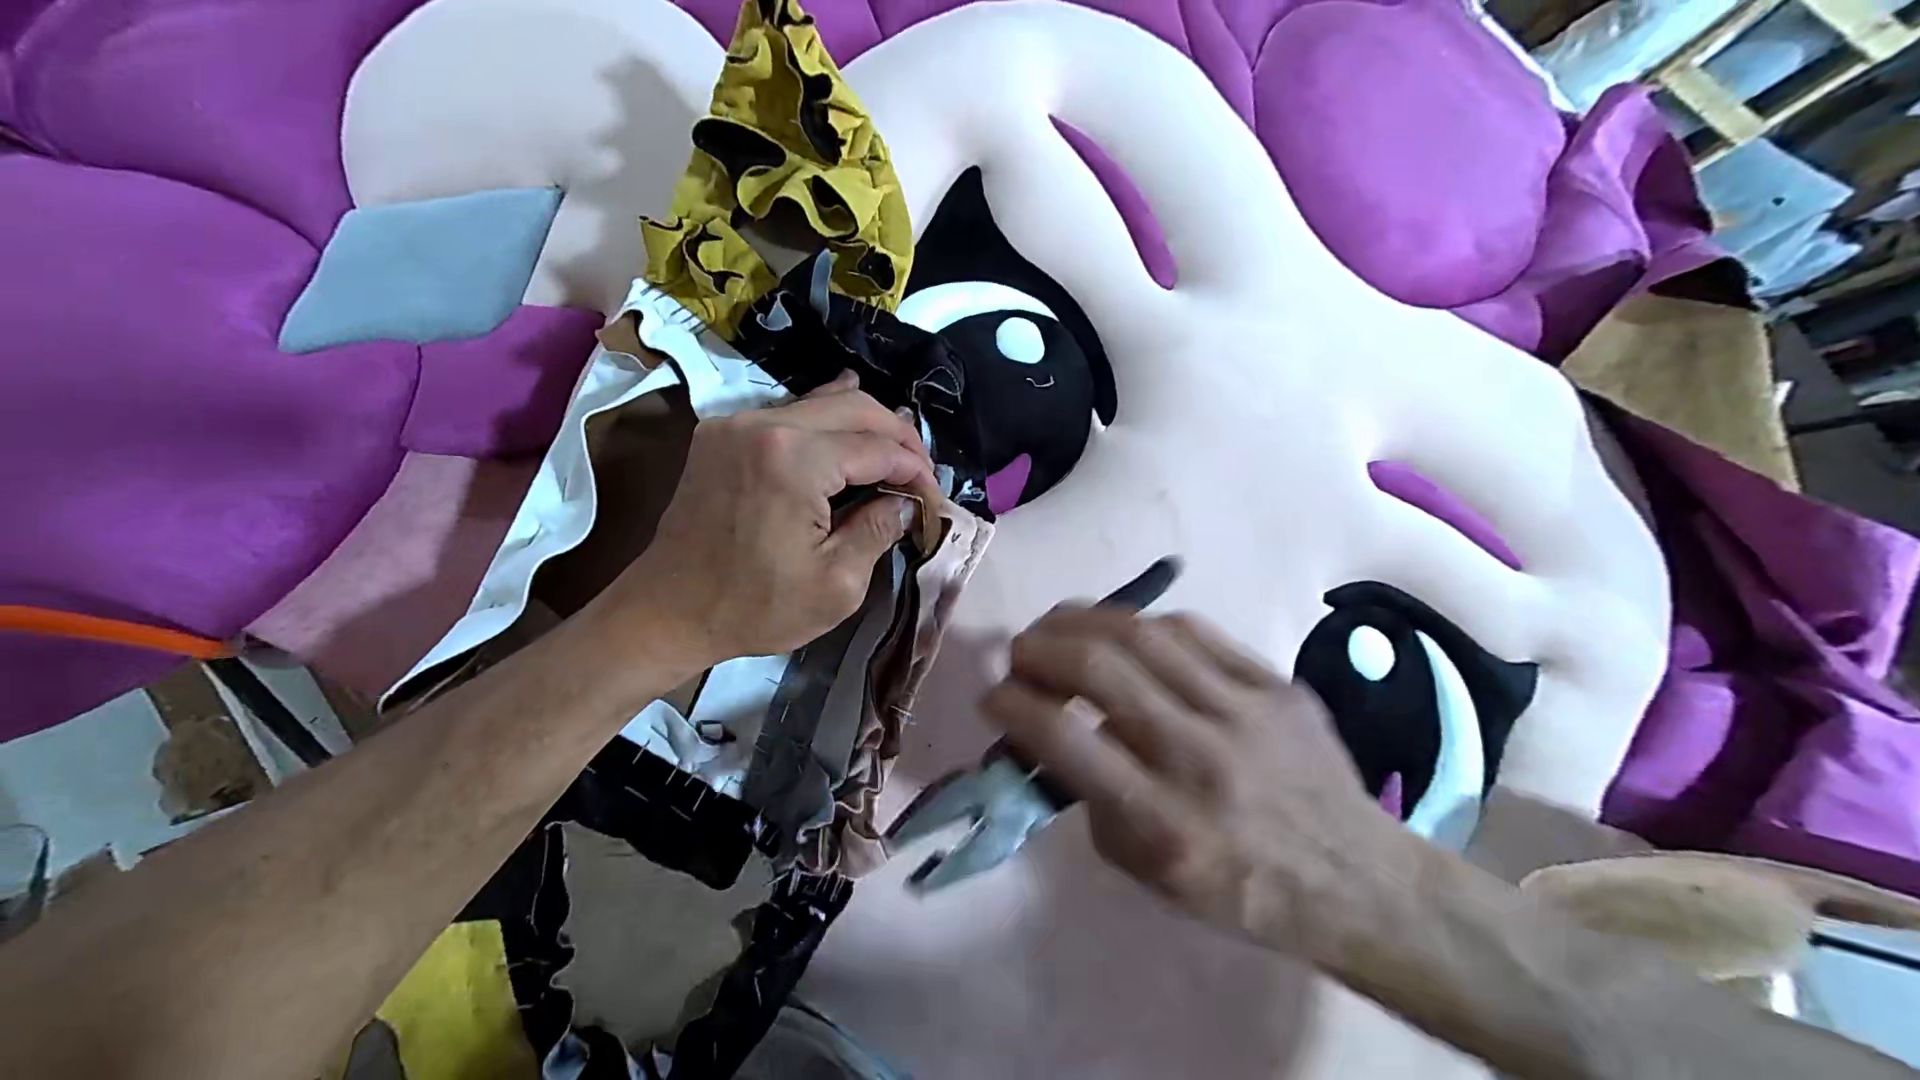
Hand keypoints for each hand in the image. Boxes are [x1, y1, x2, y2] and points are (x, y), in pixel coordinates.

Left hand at [592, 372, 941, 677]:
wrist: (667, 612)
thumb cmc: (754, 607)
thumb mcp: (836, 584)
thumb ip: (879, 530)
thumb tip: (907, 502)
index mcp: (794, 460)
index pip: (877, 449)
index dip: (915, 472)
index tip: (934, 499)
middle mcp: (764, 425)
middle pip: (854, 409)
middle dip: (898, 436)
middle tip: (922, 471)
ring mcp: (736, 424)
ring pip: (821, 404)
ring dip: (865, 424)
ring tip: (897, 451)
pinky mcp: (721, 435)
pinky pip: (788, 413)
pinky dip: (826, 420)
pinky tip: (847, 417)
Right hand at [981, 607, 1416, 951]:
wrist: (1354, 878)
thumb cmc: (1237, 887)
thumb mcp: (1144, 869)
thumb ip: (1091, 798)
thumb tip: (1051, 729)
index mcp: (1162, 819)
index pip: (1063, 737)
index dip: (1012, 703)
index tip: (993, 696)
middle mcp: (1199, 756)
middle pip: (1099, 667)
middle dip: (1039, 647)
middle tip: (1019, 651)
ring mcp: (1244, 711)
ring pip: (1144, 633)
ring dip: (1082, 620)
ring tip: (1058, 625)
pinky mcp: (1275, 682)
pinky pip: (1194, 630)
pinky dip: (1142, 623)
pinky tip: (1123, 630)